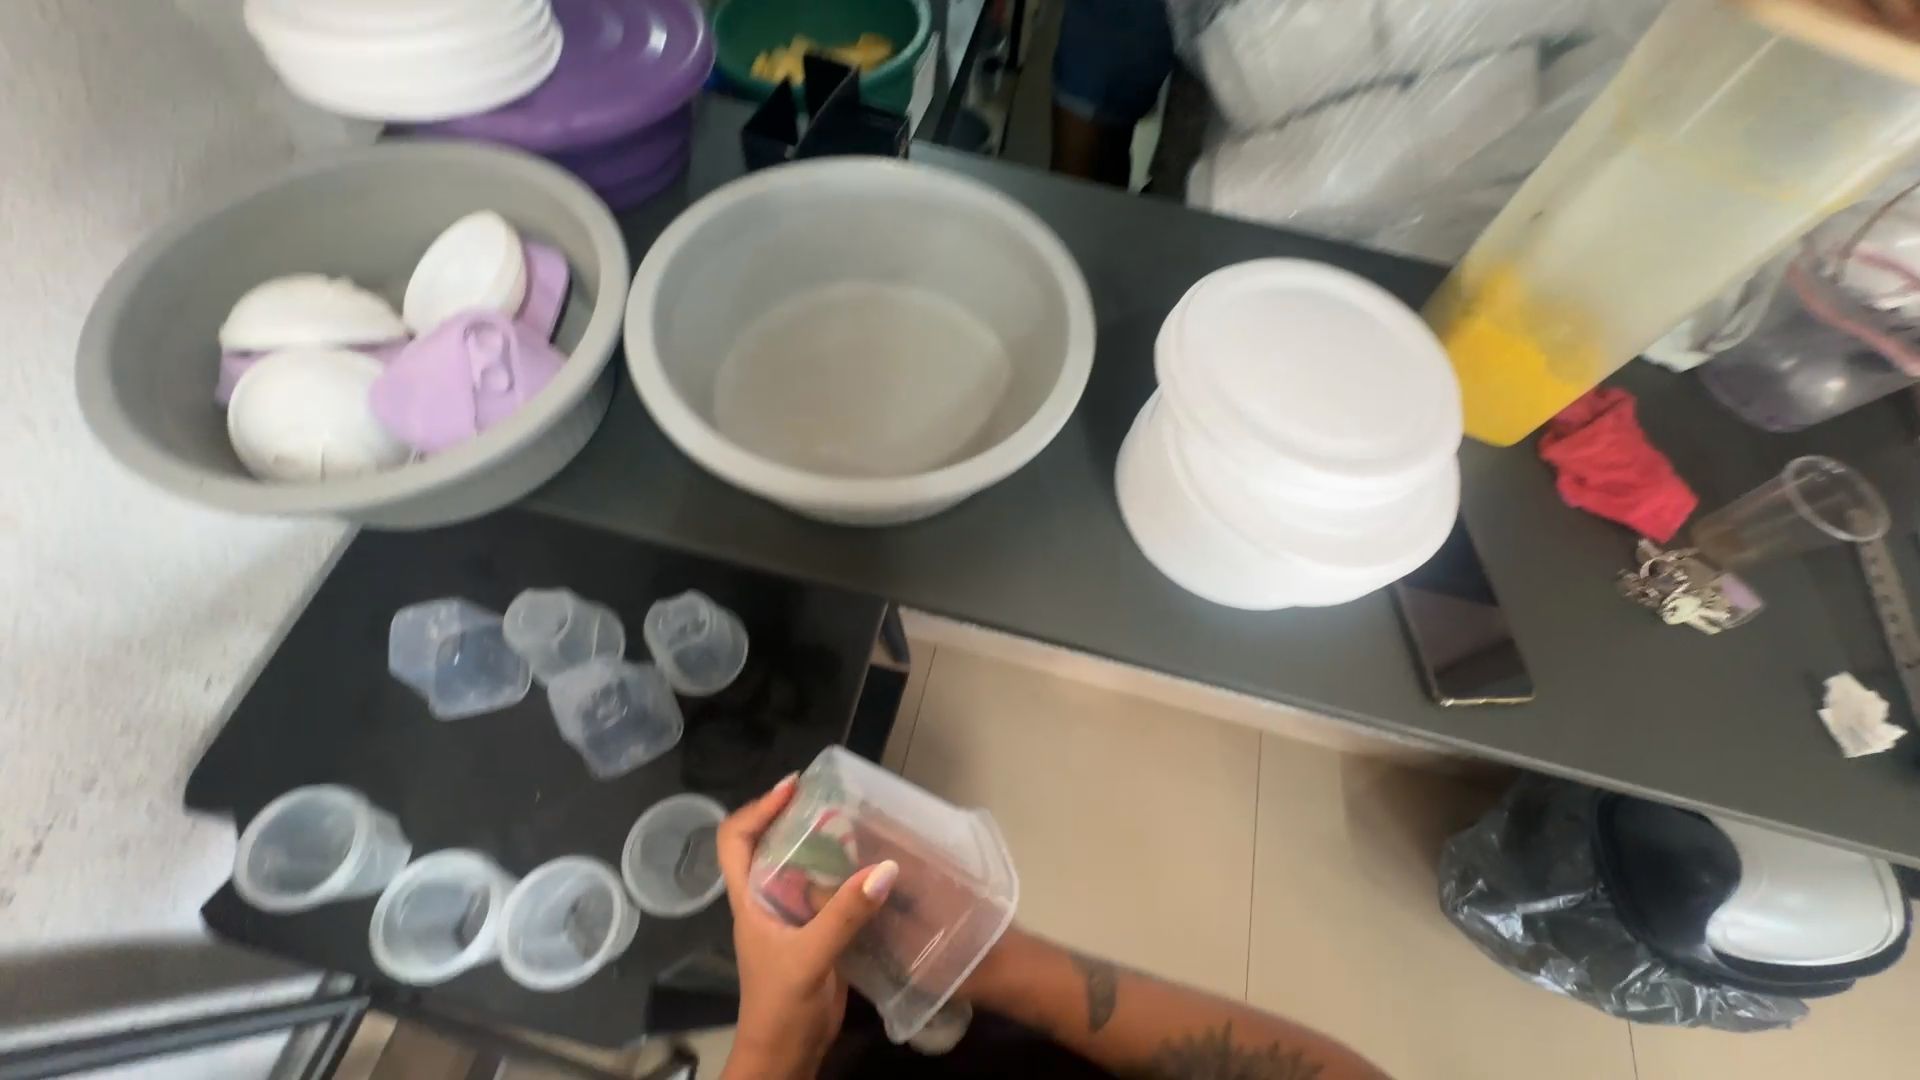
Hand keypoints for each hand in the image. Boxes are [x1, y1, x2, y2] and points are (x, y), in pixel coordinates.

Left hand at [717, 774, 897, 1079]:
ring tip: (860, 820)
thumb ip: (844, 915)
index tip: (793, 787)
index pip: (735, 839)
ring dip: (826, 842)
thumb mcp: (809, 957)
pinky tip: (876, 864)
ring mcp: (792, 914)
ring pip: (803, 864)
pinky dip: (848, 872)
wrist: (787, 1057)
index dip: (758, 808)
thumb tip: (886, 868)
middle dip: (797, 816)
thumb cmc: (780, 1006)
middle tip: (836, 796)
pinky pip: (830, 889)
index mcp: (750, 898)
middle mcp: (768, 898)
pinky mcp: (817, 930)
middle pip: (771, 843)